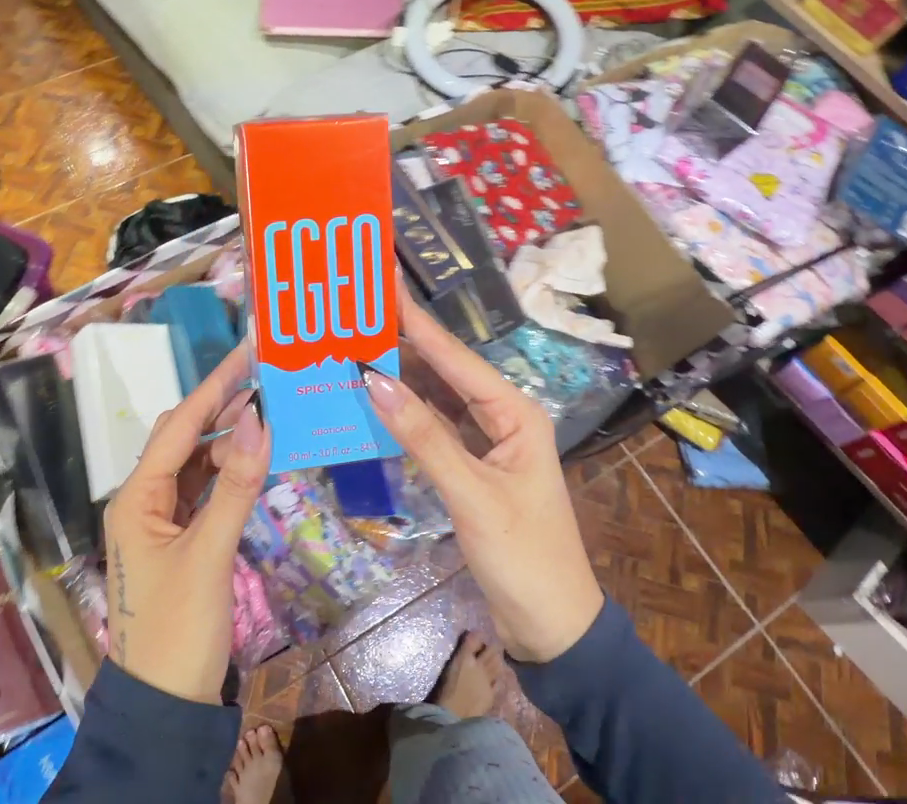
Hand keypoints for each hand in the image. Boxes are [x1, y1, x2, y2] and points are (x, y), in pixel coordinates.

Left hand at [104, 343, 270, 703]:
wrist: (167, 702)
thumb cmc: (180, 627)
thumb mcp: (210, 552)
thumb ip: (236, 485)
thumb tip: (259, 418)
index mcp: (136, 497)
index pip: (178, 426)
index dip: (214, 386)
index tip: (247, 353)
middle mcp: (142, 499)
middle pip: (183, 438)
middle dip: (221, 408)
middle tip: (268, 382)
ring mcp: (159, 520)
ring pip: (195, 464)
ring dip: (228, 441)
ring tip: (270, 419)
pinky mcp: (178, 538)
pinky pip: (203, 490)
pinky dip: (228, 473)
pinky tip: (254, 462)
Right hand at [363, 288, 604, 663]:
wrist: (550, 622)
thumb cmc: (522, 555)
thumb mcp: (472, 494)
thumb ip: (423, 437)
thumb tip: (373, 381)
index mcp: (515, 413)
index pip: (456, 359)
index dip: (418, 322)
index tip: (385, 284)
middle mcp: (501, 418)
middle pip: (445, 373)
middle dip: (404, 343)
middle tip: (357, 312)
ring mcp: (486, 444)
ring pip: (436, 400)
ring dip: (401, 378)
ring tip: (356, 345)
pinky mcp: (471, 469)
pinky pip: (434, 430)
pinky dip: (406, 416)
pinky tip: (376, 401)